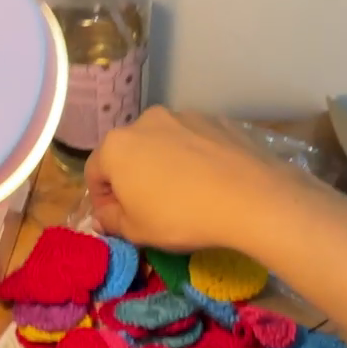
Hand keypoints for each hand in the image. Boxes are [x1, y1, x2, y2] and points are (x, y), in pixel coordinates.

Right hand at [85, 107, 319, 252]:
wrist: (252, 198)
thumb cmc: (181, 217)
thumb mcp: (136, 231)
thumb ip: (110, 221)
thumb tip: (104, 215)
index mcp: (116, 146)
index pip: (94, 173)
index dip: (102, 200)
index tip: (117, 219)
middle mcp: (146, 121)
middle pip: (128, 153)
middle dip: (132, 178)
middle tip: (149, 208)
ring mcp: (184, 116)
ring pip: (162, 144)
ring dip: (163, 165)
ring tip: (184, 193)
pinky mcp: (217, 120)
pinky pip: (194, 142)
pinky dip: (193, 158)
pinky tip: (209, 182)